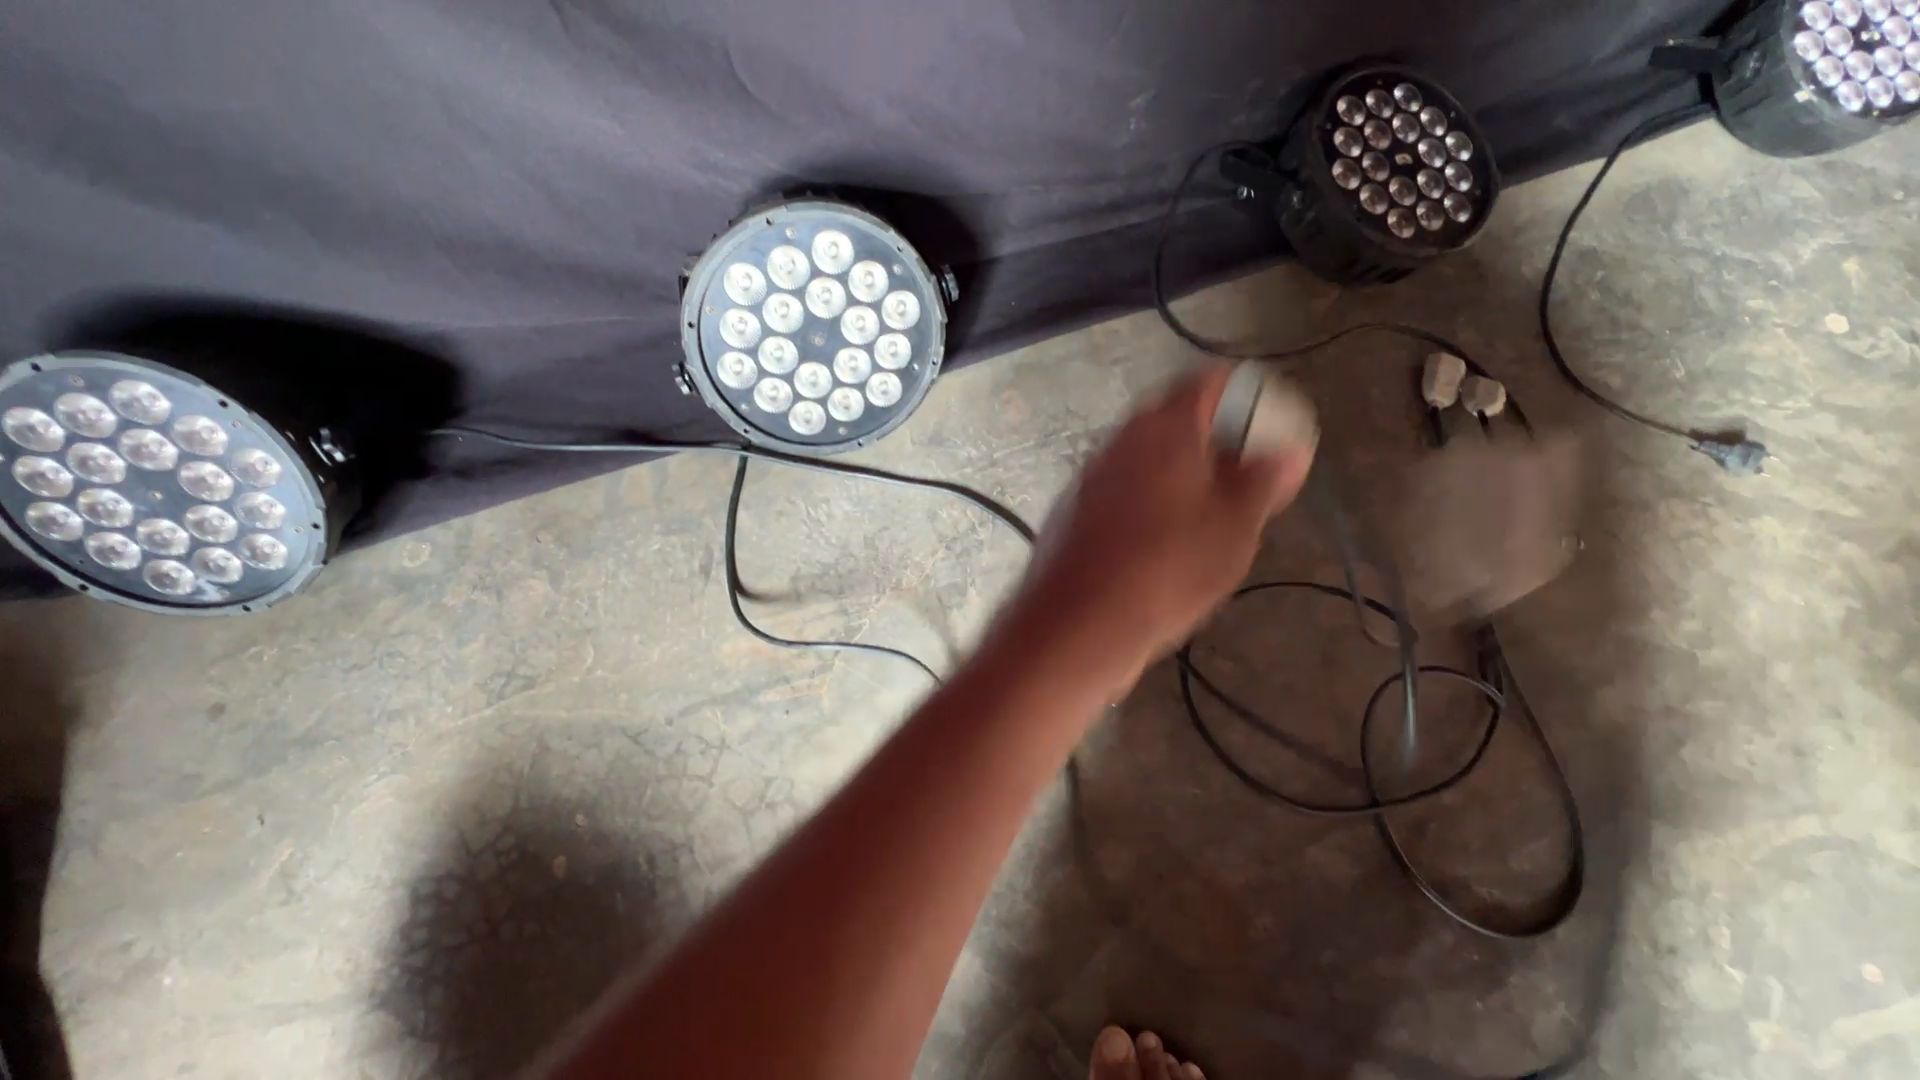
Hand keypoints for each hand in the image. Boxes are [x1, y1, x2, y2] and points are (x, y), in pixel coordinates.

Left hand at [993, 365, 1314, 690]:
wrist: (1077, 624)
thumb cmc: (1167, 569)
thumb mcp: (1235, 526)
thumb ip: (1263, 479)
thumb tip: (1291, 448)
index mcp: (1163, 427)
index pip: (1208, 382)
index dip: (1245, 394)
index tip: (1269, 421)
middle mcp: (1120, 440)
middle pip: (1173, 419)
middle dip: (1214, 439)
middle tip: (1246, 472)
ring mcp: (1090, 475)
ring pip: (1146, 457)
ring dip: (1180, 472)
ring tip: (1213, 512)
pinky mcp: (1072, 511)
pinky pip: (1122, 489)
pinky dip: (1149, 500)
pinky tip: (1164, 541)